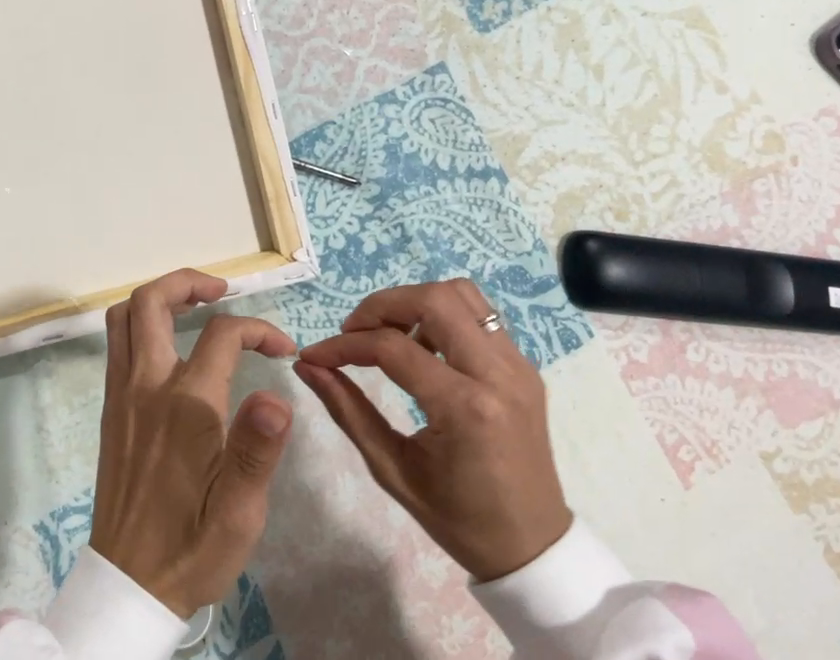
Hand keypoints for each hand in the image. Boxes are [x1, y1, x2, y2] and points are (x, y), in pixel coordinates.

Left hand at [91, 269, 298, 616]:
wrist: (129, 578)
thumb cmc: (192, 547)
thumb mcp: (240, 513)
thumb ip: (257, 450)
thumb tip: (277, 396)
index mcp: (186, 407)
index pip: (223, 335)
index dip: (259, 329)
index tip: (284, 349)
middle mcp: (146, 387)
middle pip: (150, 302)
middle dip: (186, 281)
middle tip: (223, 290)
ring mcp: (122, 395)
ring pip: (124, 317)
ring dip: (158, 299)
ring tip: (196, 307)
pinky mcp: (111, 409)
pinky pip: (118, 344)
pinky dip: (142, 325)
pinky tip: (171, 346)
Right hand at [293, 279, 572, 581]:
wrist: (532, 546)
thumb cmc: (457, 518)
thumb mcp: (391, 468)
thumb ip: (347, 410)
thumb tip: (307, 366)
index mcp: (465, 408)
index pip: (392, 347)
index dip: (343, 345)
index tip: (315, 356)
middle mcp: (498, 374)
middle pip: (434, 299)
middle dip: (381, 306)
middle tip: (354, 333)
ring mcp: (519, 366)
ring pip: (462, 294)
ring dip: (414, 304)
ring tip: (389, 337)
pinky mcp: (524, 367)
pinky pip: (480, 315)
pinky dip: (442, 315)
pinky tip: (421, 347)